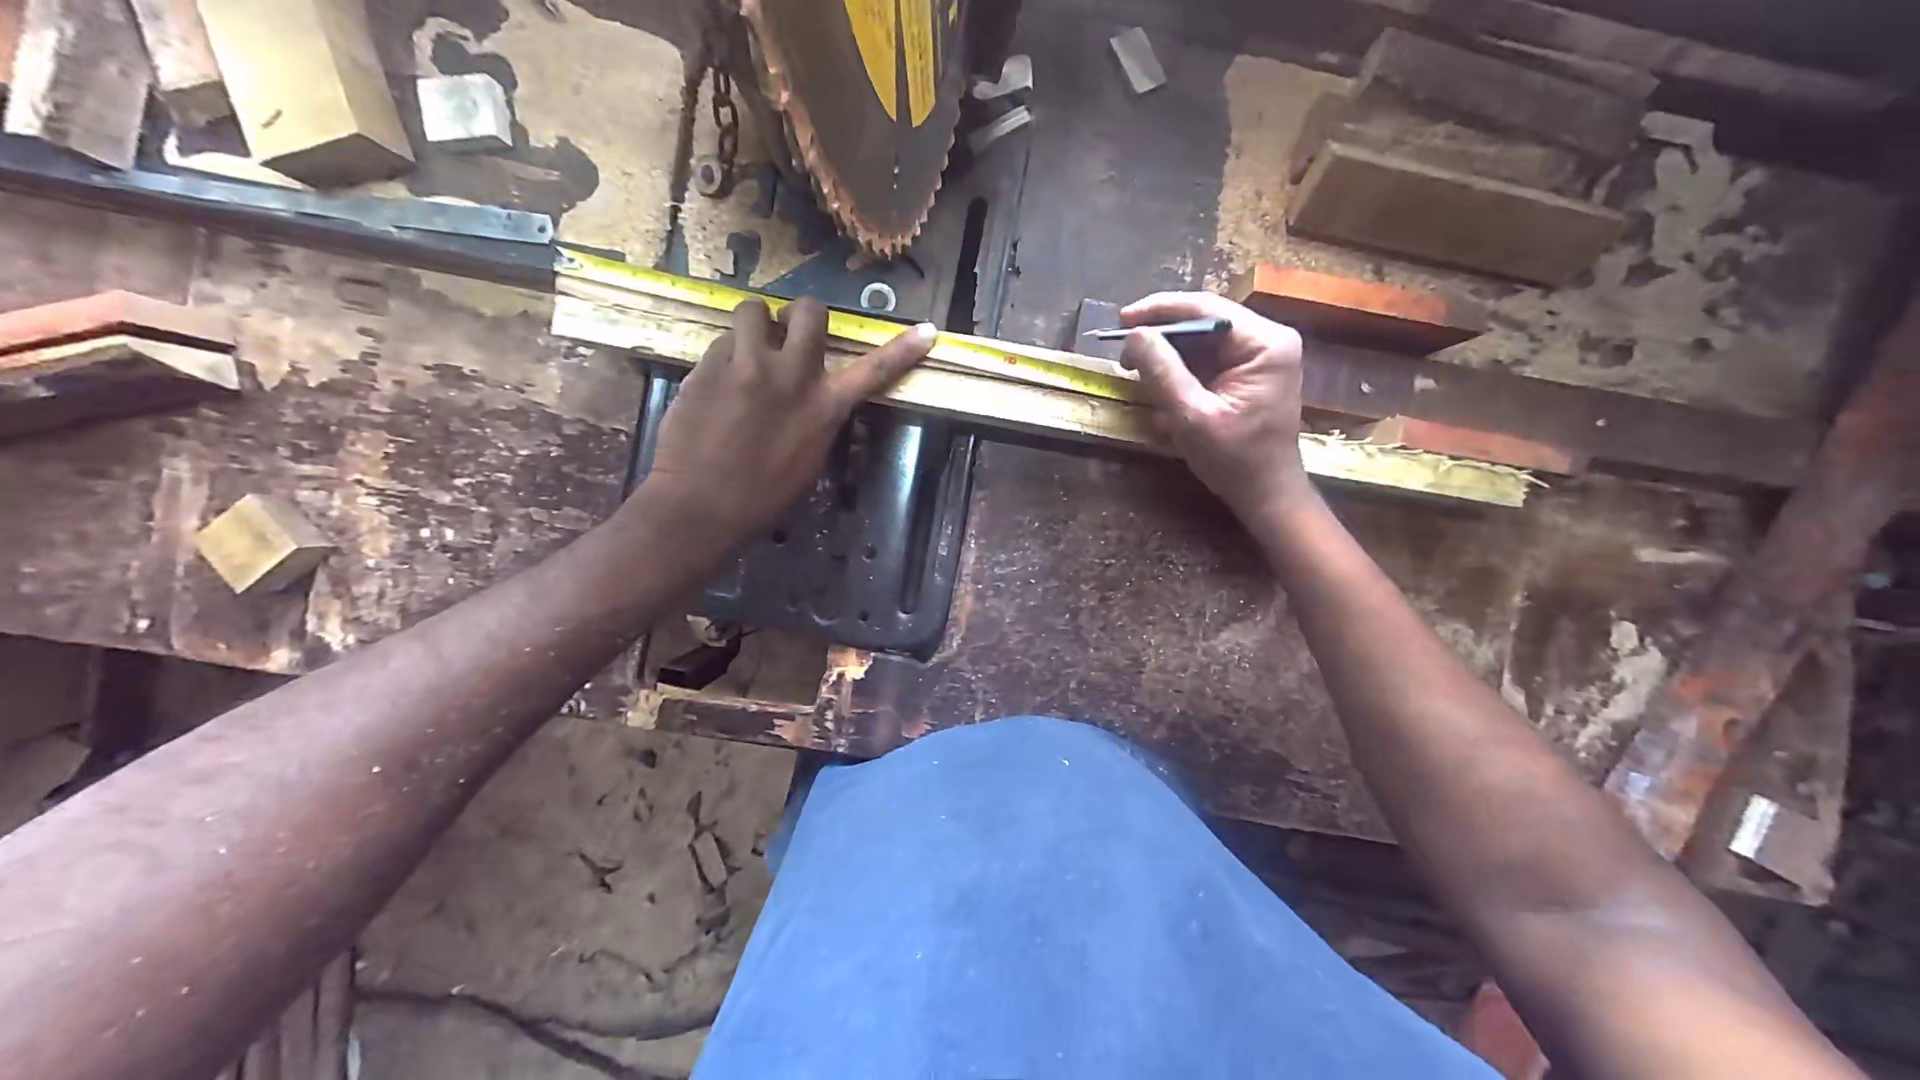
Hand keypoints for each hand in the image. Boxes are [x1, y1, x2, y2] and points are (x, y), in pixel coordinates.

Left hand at [640, 297, 935, 544]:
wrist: (702, 506)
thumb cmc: (762, 497)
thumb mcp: (809, 459)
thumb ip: (817, 417)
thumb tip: (814, 393)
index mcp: (826, 408)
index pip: (876, 370)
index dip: (904, 349)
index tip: (926, 330)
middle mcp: (793, 376)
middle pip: (810, 310)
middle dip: (800, 314)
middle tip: (788, 330)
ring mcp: (749, 365)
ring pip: (755, 310)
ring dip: (754, 324)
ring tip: (745, 348)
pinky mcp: (710, 365)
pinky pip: (721, 341)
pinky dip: (723, 355)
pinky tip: (715, 383)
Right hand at [1120, 292, 1312, 522]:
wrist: (1265, 493)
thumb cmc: (1234, 460)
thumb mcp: (1192, 417)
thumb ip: (1163, 372)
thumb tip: (1133, 334)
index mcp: (1265, 344)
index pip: (1207, 308)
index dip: (1160, 311)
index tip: (1122, 319)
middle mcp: (1268, 339)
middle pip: (1205, 318)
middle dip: (1161, 331)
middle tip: (1123, 348)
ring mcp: (1260, 355)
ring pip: (1203, 336)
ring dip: (1167, 348)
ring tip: (1133, 364)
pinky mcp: (1249, 371)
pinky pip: (1208, 355)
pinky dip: (1179, 364)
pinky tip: (1156, 376)